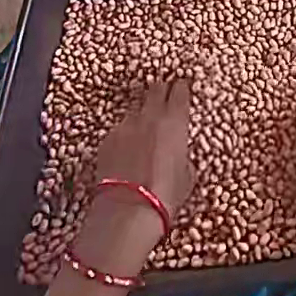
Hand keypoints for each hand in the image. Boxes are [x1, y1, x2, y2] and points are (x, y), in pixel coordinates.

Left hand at [94, 79, 194, 217]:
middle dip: (162, 89)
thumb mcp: (187, 174)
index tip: (184, 86)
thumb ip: (183, 155)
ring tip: (146, 126)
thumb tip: (179, 153)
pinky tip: (128, 148)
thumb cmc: (165, 194)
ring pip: (135, 109)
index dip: (182, 87)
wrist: (128, 209)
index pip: (180, 92)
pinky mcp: (107, 139)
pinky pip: (119, 129)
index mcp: (175, 121)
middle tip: (166, 93)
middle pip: (156, 89)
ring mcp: (126, 126)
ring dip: (142, 113)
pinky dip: (126, 134)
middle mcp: (150, 116)